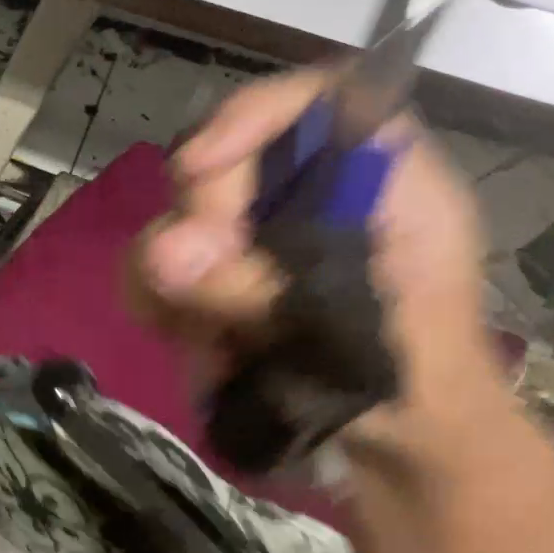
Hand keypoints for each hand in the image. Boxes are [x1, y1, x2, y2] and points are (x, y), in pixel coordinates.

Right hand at [130, 71, 500, 424]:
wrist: (380, 450)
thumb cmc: (408, 388)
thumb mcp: (361, 336)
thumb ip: (268, 290)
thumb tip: (163, 257)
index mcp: (382, 189)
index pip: (317, 102)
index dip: (251, 117)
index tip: (198, 169)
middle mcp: (308, 200)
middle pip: (224, 156)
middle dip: (200, 213)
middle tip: (197, 273)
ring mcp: (246, 240)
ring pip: (170, 217)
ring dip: (170, 275)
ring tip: (205, 330)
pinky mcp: (202, 279)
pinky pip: (145, 269)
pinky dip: (151, 303)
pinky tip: (186, 337)